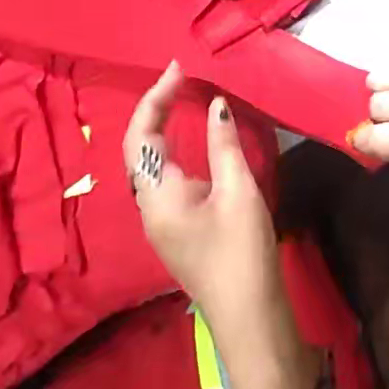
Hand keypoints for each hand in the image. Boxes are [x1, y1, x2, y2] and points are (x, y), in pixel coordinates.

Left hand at [124, 63, 284, 322]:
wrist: (250, 319)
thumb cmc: (242, 253)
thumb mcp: (238, 192)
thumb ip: (223, 144)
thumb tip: (215, 104)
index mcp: (156, 196)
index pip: (140, 135)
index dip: (155, 98)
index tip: (179, 69)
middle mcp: (149, 205)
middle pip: (139, 146)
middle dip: (155, 107)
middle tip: (181, 76)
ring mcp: (161, 218)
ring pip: (149, 161)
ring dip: (161, 125)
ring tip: (183, 94)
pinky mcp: (177, 225)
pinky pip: (164, 175)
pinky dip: (173, 146)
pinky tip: (192, 136)